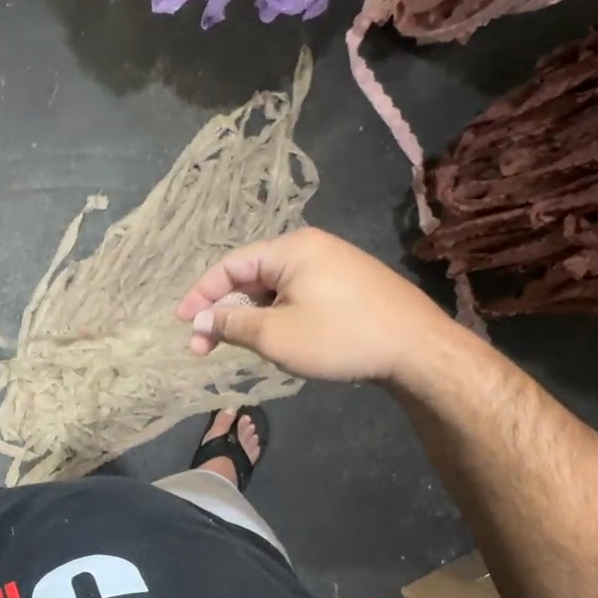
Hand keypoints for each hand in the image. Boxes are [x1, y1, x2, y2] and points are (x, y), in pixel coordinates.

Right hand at [176, 228, 464, 384]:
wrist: (415, 349)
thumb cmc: (338, 337)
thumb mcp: (274, 334)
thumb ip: (231, 324)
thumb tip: (200, 320)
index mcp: (291, 249)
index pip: (230, 265)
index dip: (200, 294)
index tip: (181, 323)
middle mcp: (310, 248)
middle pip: (250, 276)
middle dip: (222, 311)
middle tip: (202, 348)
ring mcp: (332, 265)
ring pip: (272, 289)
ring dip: (247, 317)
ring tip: (234, 347)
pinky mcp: (347, 286)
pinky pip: (295, 295)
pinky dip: (273, 316)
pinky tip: (269, 340)